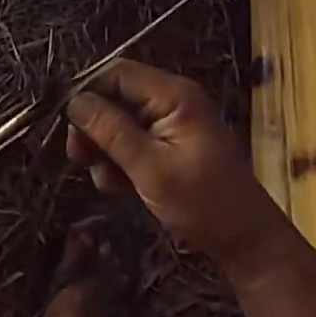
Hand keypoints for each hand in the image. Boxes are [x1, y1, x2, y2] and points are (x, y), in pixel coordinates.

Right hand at [66, 60, 285, 271]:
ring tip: (105, 182)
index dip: (88, 92)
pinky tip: (119, 187)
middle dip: (94, 126)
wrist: (247, 244)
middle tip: (77, 157)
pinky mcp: (170, 144)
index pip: (118, 72)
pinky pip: (133, 140)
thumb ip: (111, 131)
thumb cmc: (203, 204)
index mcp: (173, 95)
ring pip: (120, 121)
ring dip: (105, 149)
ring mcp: (172, 122)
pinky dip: (120, 160)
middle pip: (116, 96)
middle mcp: (172, 100)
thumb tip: (74, 102)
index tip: (68, 125)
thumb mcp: (151, 169)